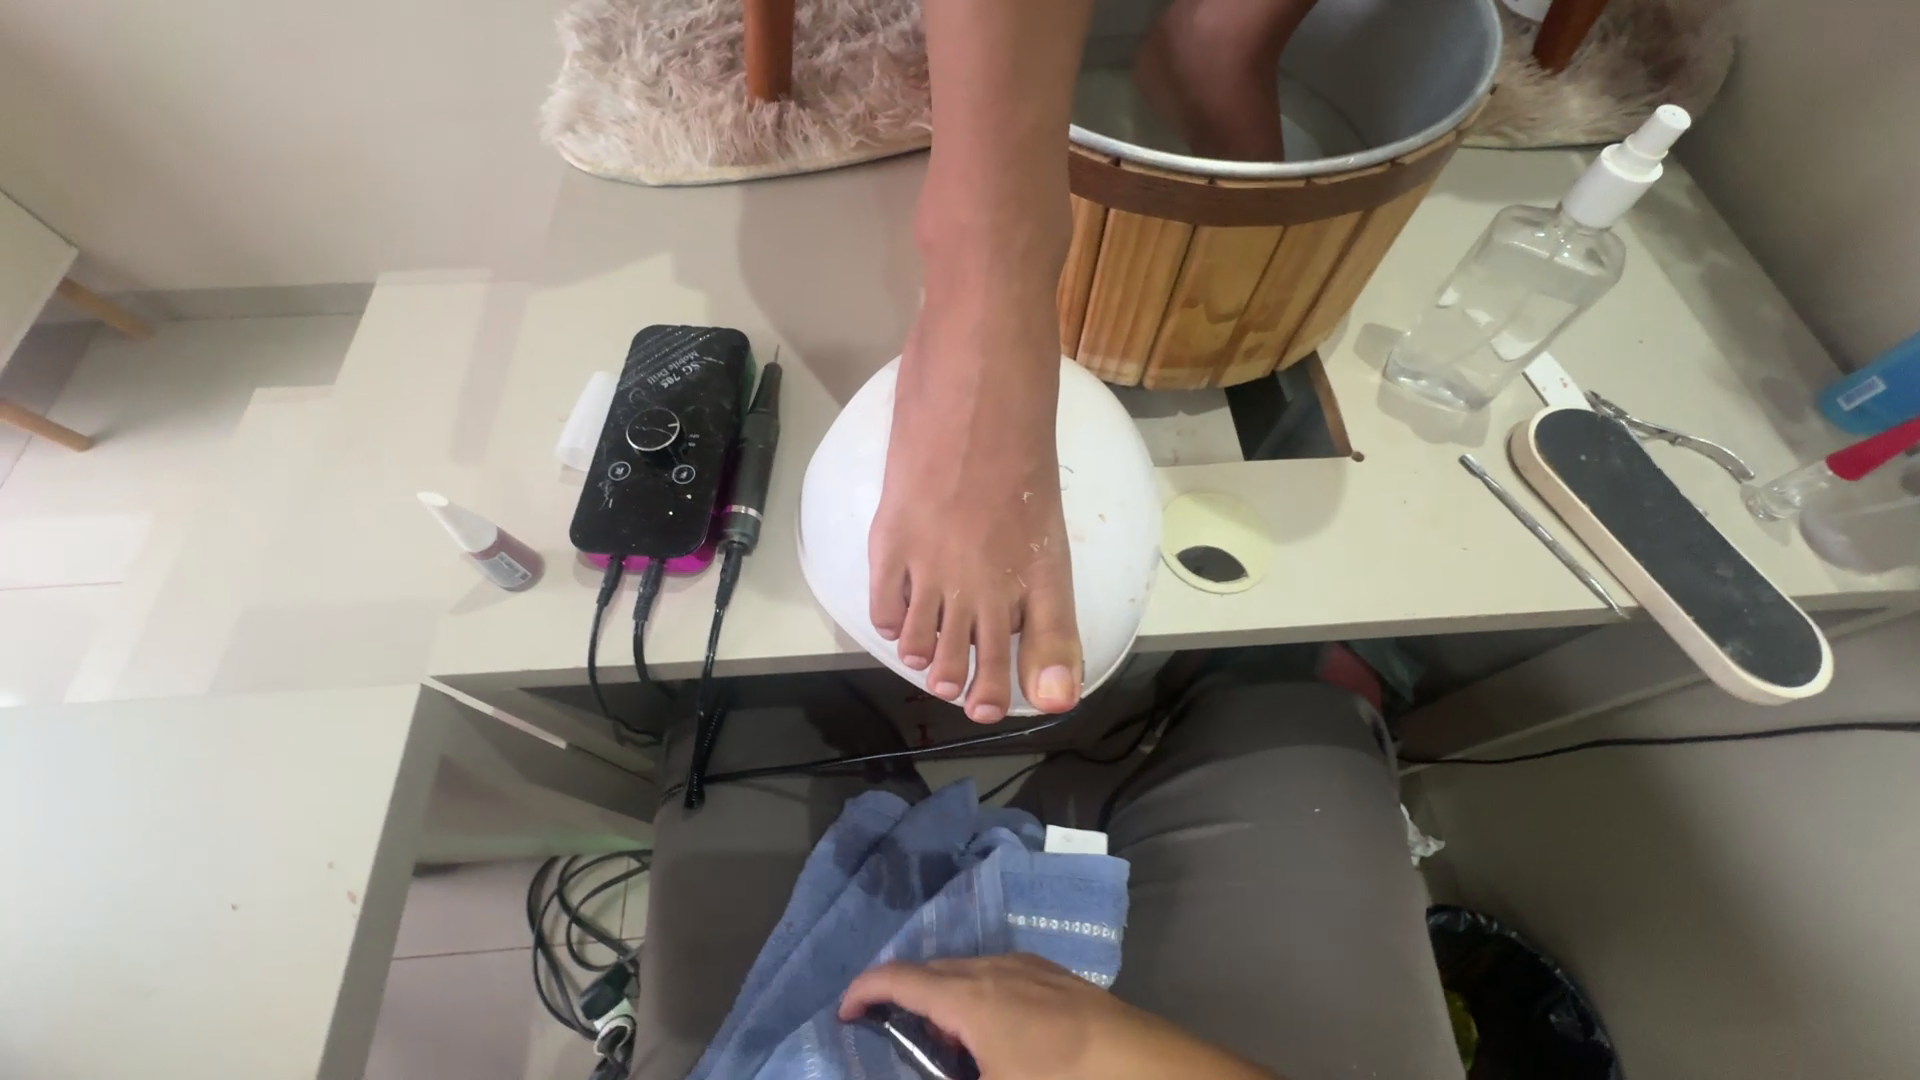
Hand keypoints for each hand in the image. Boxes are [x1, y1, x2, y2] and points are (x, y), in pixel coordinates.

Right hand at [839, 954, 1277, 1079]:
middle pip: (931, 969)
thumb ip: (948, 1071)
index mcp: (970, 997)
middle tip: (885, 1029)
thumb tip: (938, 1060)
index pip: (901, 978)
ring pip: (965, 969)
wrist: (1139, 1065)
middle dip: (901, 993)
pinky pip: (994, 972)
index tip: (843, 1010)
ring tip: (940, 1038)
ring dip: (942, 995)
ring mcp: (1024, 964)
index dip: (865, 989)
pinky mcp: (1050, 972)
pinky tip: (990, 1028)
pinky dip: (974, 993)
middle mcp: (992, 967)